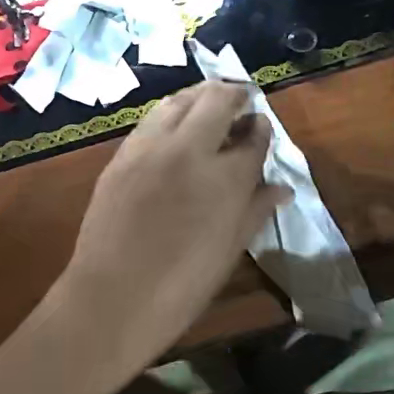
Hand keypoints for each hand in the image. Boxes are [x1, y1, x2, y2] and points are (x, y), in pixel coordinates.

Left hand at [64, 80, 288, 357]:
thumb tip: (281, 187)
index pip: (253, 137)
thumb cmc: (182, 286)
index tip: (261, 129)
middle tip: (243, 101)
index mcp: (226, 178)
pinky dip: (171, 114)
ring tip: (209, 106)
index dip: (261, 130)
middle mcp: (189, 149)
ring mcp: (150, 147)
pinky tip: (175, 129)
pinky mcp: (121, 155)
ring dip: (200, 96)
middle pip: (217, 99)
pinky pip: (151, 120)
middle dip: (235, 94)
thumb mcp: (229, 250)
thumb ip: (256, 210)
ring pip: (179, 100)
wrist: (112, 299)